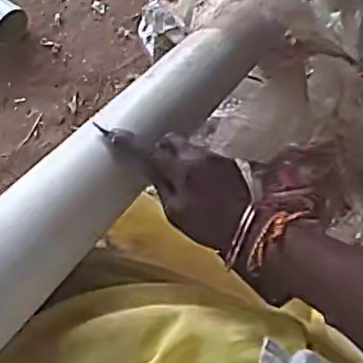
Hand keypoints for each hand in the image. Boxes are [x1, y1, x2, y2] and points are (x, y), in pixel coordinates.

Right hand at [106, 131, 249, 253]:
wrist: (248, 227)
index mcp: (181, 169)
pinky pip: (203, 153)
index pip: (149, 151)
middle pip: (171, 139)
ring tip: (180, 177)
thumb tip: (148, 168)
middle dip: (160, 146)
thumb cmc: (207, 225)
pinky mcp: (227, 160)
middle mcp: (198, 155)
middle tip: (156, 163)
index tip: (114, 135)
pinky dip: (195, 161)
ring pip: (188, 145)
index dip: (130, 143)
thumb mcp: (175, 212)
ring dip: (180, 154)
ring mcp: (214, 155)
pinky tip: (199, 180)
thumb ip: (160, 185)